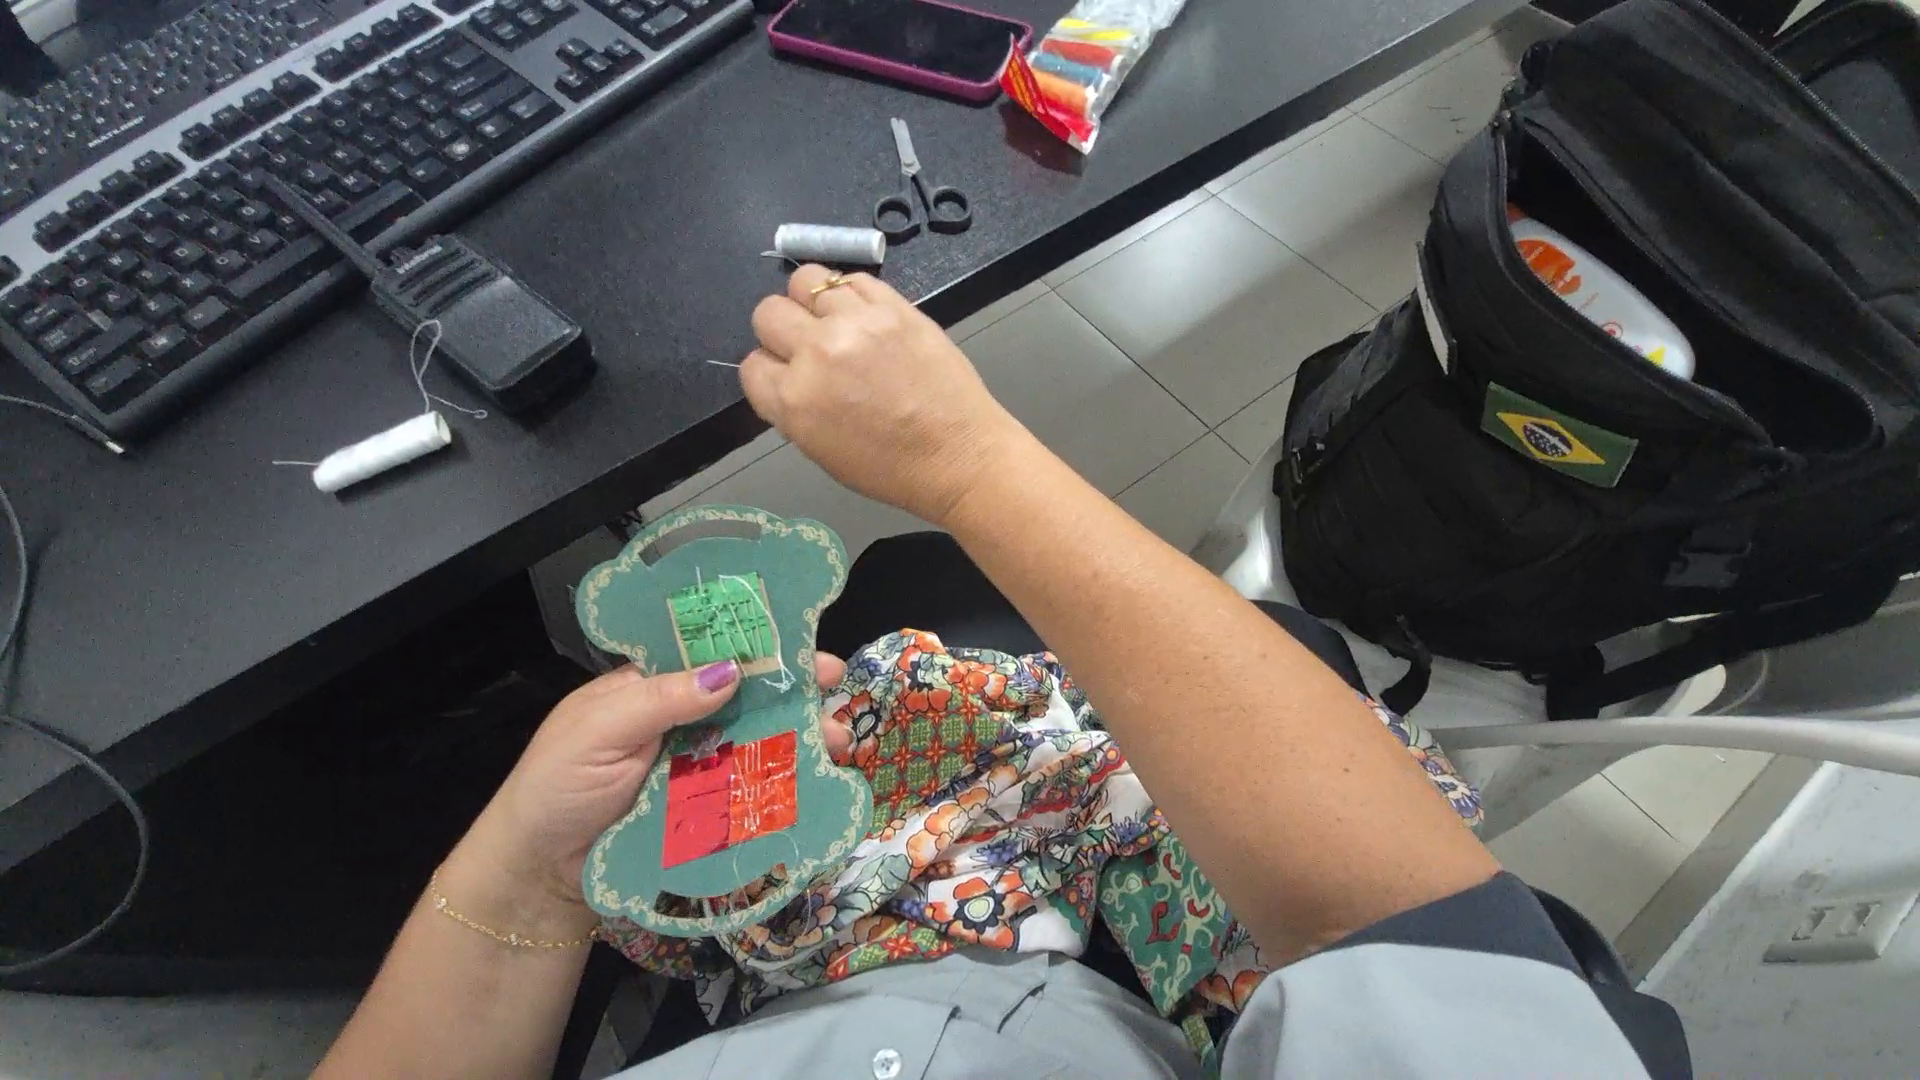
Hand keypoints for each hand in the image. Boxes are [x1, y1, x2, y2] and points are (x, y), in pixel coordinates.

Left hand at [460, 655, 850, 913]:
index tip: (808, 649)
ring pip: (758, 741)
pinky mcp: (707, 808)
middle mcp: (684, 719)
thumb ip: (661, 698)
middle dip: (796, 694)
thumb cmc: (556, 787)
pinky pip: (749, 788)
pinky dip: (784, 782)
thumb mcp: (599, 729)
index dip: (762, 647)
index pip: (714, 654)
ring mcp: (699, 765)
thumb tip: (730, 671)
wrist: (537, 877)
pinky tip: (815, 781)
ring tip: (836, 744)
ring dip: (800, 738)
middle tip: (836, 696)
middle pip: (749, 698)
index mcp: (654, 685)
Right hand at [741, 265, 1029, 526]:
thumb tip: (785, 375)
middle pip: (768, 313)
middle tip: (812, 349)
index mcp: (793, 401)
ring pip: (805, 281)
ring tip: (836, 324)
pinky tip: (865, 318)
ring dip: (813, 303)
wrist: (959, 456)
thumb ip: (793, 408)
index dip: (771, 372)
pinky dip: (851, 294)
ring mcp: (857, 323)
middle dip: (783, 332)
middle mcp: (817, 353)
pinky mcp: (894, 306)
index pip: (752, 365)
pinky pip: (852, 279)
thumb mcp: (822, 452)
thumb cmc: (892, 469)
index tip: (792, 378)